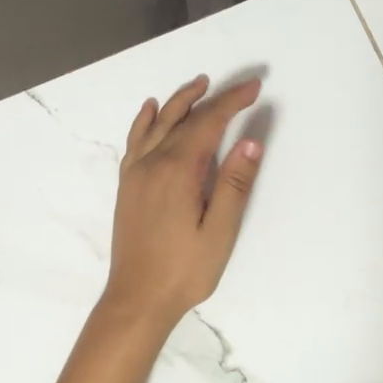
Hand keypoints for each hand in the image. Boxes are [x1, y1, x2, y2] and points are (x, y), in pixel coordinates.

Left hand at [100, 75, 264, 328]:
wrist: (136, 298)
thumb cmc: (183, 271)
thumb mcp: (219, 233)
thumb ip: (234, 185)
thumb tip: (249, 141)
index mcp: (178, 172)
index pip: (209, 123)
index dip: (232, 101)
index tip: (254, 86)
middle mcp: (153, 164)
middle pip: (184, 119)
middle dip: (212, 98)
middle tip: (238, 85)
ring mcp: (136, 173)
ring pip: (157, 124)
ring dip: (179, 101)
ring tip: (198, 84)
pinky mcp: (128, 185)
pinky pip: (135, 141)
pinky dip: (145, 120)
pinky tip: (150, 110)